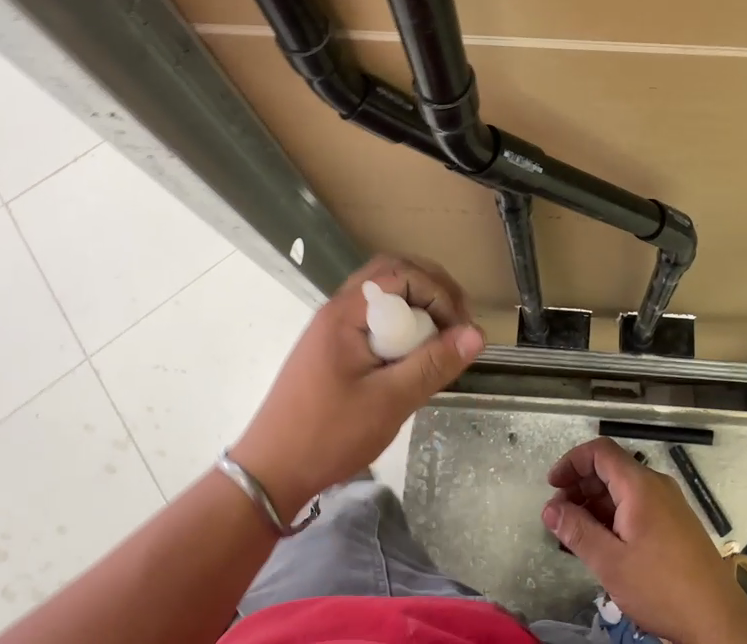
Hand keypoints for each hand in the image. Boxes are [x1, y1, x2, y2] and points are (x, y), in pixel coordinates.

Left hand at [232, 254, 483, 517]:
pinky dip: (400, 323)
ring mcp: (331, 328)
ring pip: (382, 295)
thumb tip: (477, 334)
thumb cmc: (328, 436)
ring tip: (442, 336)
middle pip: (391, 273)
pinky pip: (373, 317)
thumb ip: (433, 364)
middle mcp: (336, 310)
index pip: (402, 274)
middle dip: (432, 289)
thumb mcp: (389, 402)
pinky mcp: (331, 348)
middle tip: (458, 322)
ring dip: (416, 305)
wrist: (269, 473)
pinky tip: (414, 353)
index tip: (460, 330)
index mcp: (345, 313)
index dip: (439, 293)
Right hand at [543, 438, 746, 643]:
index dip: (571, 462)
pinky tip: (604, 544)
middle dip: (580, 487)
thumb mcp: (610, 562)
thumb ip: (577, 531)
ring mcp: (669, 504)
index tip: (552, 486)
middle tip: (559, 518)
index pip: (600, 451)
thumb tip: (550, 508)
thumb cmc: (660, 587)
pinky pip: (638, 506)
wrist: (717, 619)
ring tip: (577, 535)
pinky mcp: (676, 523)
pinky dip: (615, 516)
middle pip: (611, 469)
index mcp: (640, 485)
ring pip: (624, 490)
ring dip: (596, 505)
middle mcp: (656, 485)